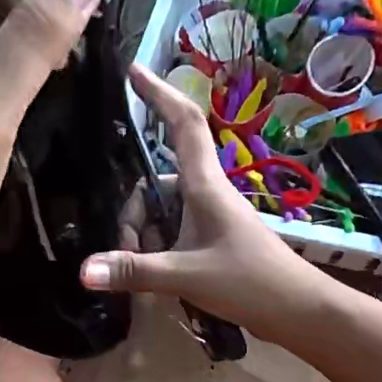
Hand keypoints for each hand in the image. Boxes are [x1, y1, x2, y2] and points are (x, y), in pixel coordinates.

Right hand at [79, 65, 331, 338]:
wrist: (297, 309)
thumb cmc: (249, 282)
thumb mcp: (186, 276)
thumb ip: (135, 271)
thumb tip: (84, 272)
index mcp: (204, 186)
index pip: (182, 125)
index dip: (159, 94)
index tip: (134, 71)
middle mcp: (207, 195)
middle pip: (156, 187)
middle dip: (134, 218)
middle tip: (128, 257)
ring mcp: (212, 220)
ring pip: (164, 217)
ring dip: (147, 243)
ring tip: (148, 281)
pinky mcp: (216, 243)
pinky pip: (177, 237)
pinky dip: (162, 255)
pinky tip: (159, 284)